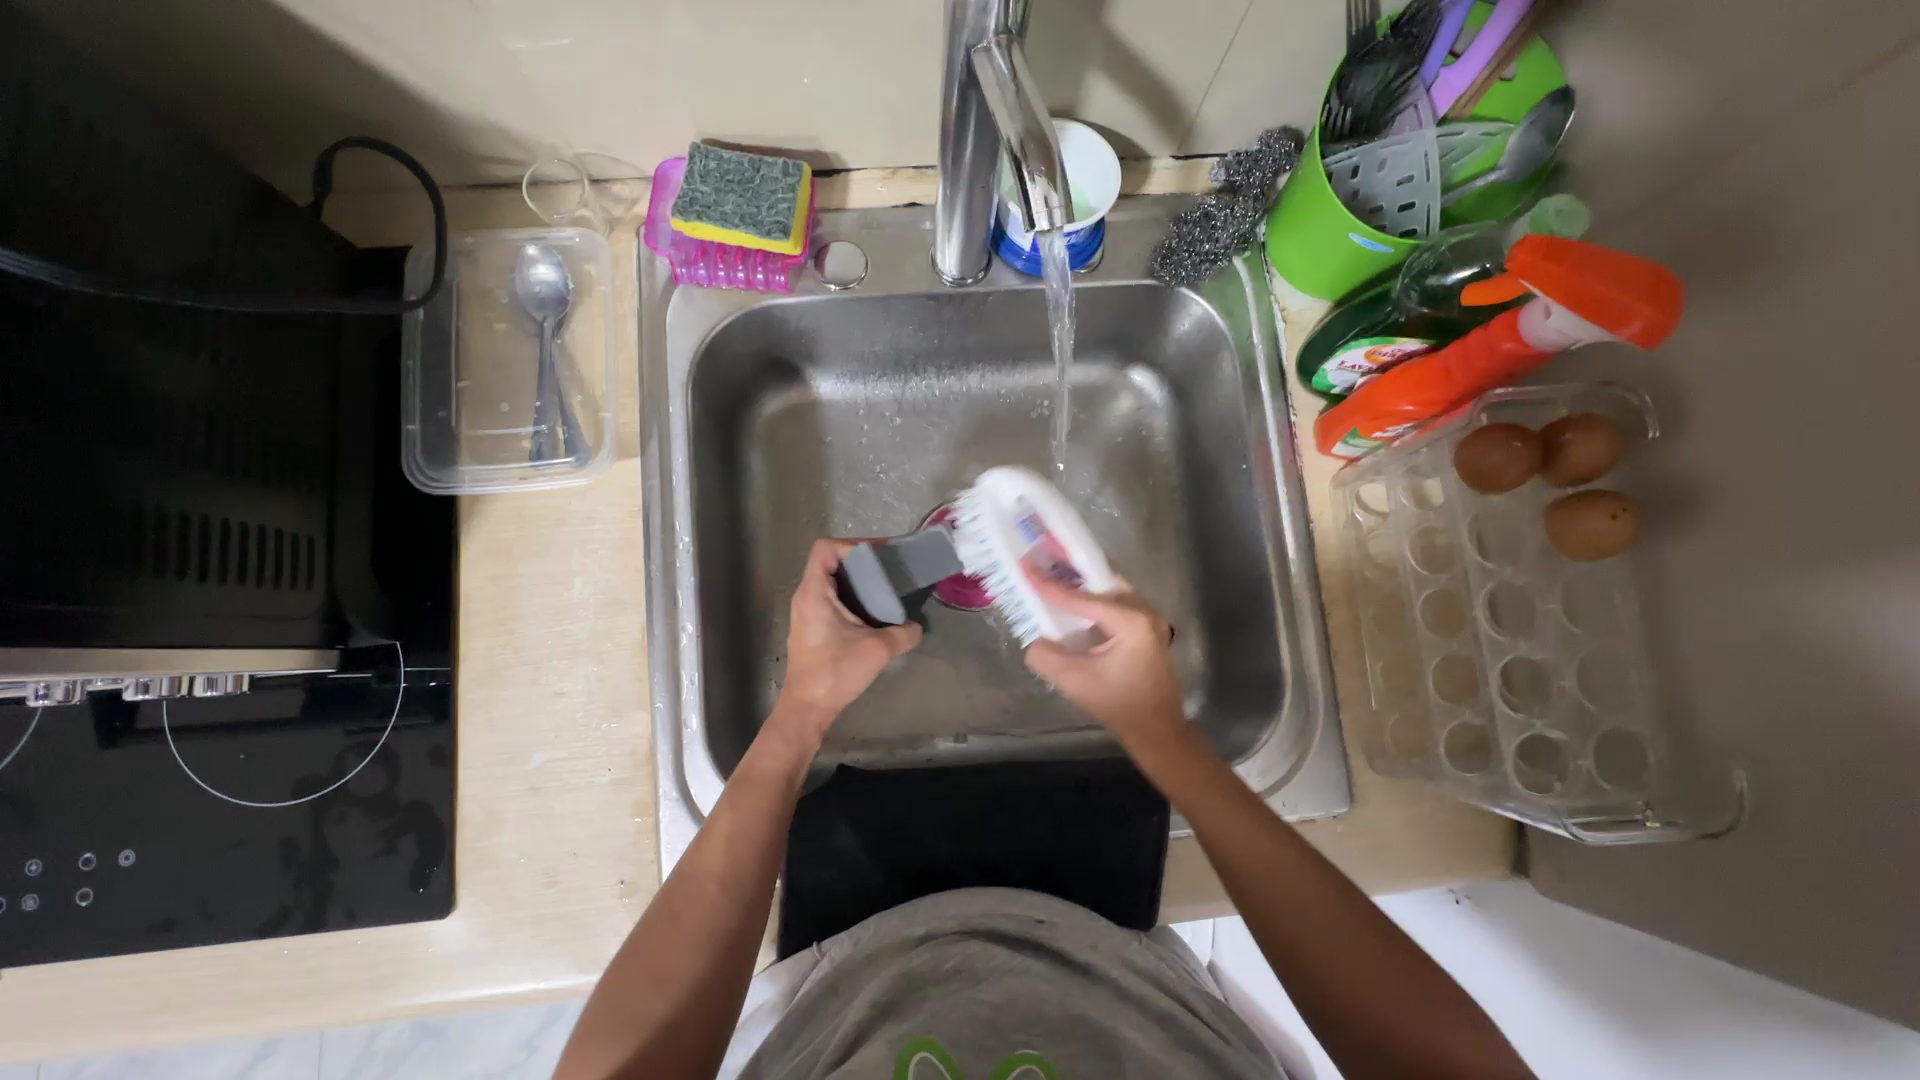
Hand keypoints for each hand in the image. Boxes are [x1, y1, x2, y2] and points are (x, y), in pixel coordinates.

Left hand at [776, 539, 922, 734]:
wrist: (808, 707)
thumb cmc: (835, 672)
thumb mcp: (877, 650)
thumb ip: (903, 633)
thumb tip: (916, 627)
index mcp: (815, 593)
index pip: (825, 548)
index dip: (852, 545)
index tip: (878, 558)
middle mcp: (806, 597)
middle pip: (830, 562)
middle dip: (860, 562)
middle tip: (888, 570)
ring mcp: (807, 612)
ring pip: (831, 582)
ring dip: (857, 582)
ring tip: (885, 589)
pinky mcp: (812, 627)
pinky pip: (832, 599)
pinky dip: (852, 598)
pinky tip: (873, 614)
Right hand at [1022, 572, 1185, 747]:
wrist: (1157, 729)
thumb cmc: (1119, 705)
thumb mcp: (1074, 682)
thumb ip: (1046, 656)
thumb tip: (1036, 640)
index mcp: (1131, 621)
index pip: (1082, 597)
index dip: (1051, 585)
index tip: (1026, 567)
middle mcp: (1145, 611)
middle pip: (1103, 579)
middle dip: (1072, 567)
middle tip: (1045, 554)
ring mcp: (1150, 618)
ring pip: (1112, 588)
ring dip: (1084, 582)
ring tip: (1055, 572)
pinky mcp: (1147, 628)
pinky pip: (1118, 602)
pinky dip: (1095, 597)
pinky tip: (1075, 601)